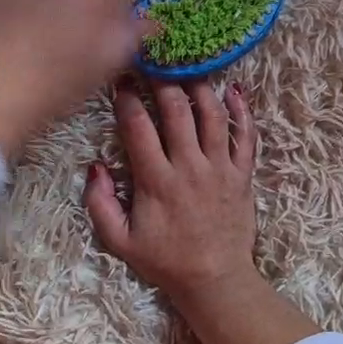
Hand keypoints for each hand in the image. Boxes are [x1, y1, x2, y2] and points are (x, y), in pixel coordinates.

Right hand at [84, 78, 320, 343]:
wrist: (215, 280)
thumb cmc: (164, 259)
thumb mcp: (119, 241)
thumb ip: (100, 203)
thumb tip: (95, 166)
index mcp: (157, 181)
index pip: (139, 128)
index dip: (127, 100)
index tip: (120, 81)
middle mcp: (190, 168)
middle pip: (177, 112)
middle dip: (162, 82)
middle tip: (154, 62)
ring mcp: (220, 169)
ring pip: (213, 116)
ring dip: (199, 87)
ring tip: (188, 67)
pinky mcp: (242, 174)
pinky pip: (246, 136)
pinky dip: (242, 110)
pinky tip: (233, 89)